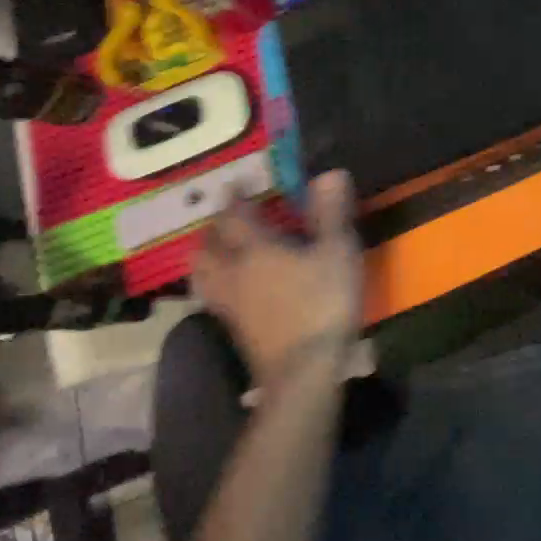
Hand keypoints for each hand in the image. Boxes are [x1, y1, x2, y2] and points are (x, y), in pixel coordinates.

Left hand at [193, 171, 362, 382]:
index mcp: (255, 249)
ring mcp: (228, 303)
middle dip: (214, 228)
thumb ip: (331, 212)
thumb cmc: (323, 300)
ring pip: (203, 273)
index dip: (234, 198)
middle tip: (226, 217)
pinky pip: (212, 294)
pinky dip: (215, 280)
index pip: (235, 217)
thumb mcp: (338, 250)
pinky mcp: (234, 326)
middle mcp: (232, 272)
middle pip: (208, 247)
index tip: (234, 183)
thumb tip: (328, 173)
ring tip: (219, 249)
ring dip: (207, 255)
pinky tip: (232, 285)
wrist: (303, 367)